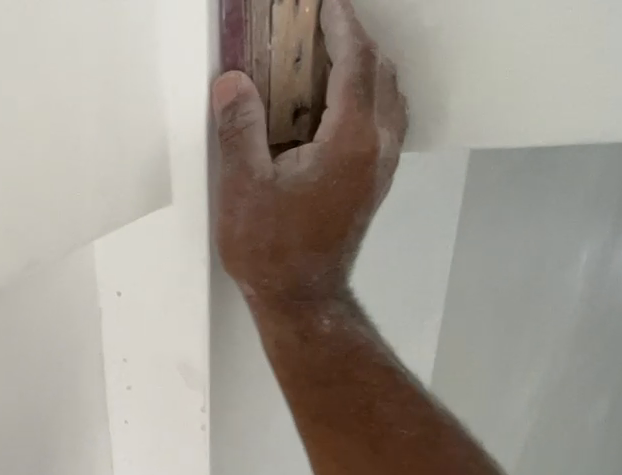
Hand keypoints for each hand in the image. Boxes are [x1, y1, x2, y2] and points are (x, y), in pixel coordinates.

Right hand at [212, 0, 407, 305]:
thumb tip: (233, 84)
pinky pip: (385, 122)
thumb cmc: (271, 251)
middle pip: (380, 71)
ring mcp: (380, 165)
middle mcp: (376, 145)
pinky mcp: (374, 183)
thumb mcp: (243, 189)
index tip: (324, 3)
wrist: (300, 298)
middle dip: (354, 41)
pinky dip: (367, 98)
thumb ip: (240, 130)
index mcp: (349, 138)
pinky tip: (339, 108)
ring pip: (388, 95)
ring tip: (330, 62)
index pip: (355, 60)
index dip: (341, 24)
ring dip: (365, 68)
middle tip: (320, 28)